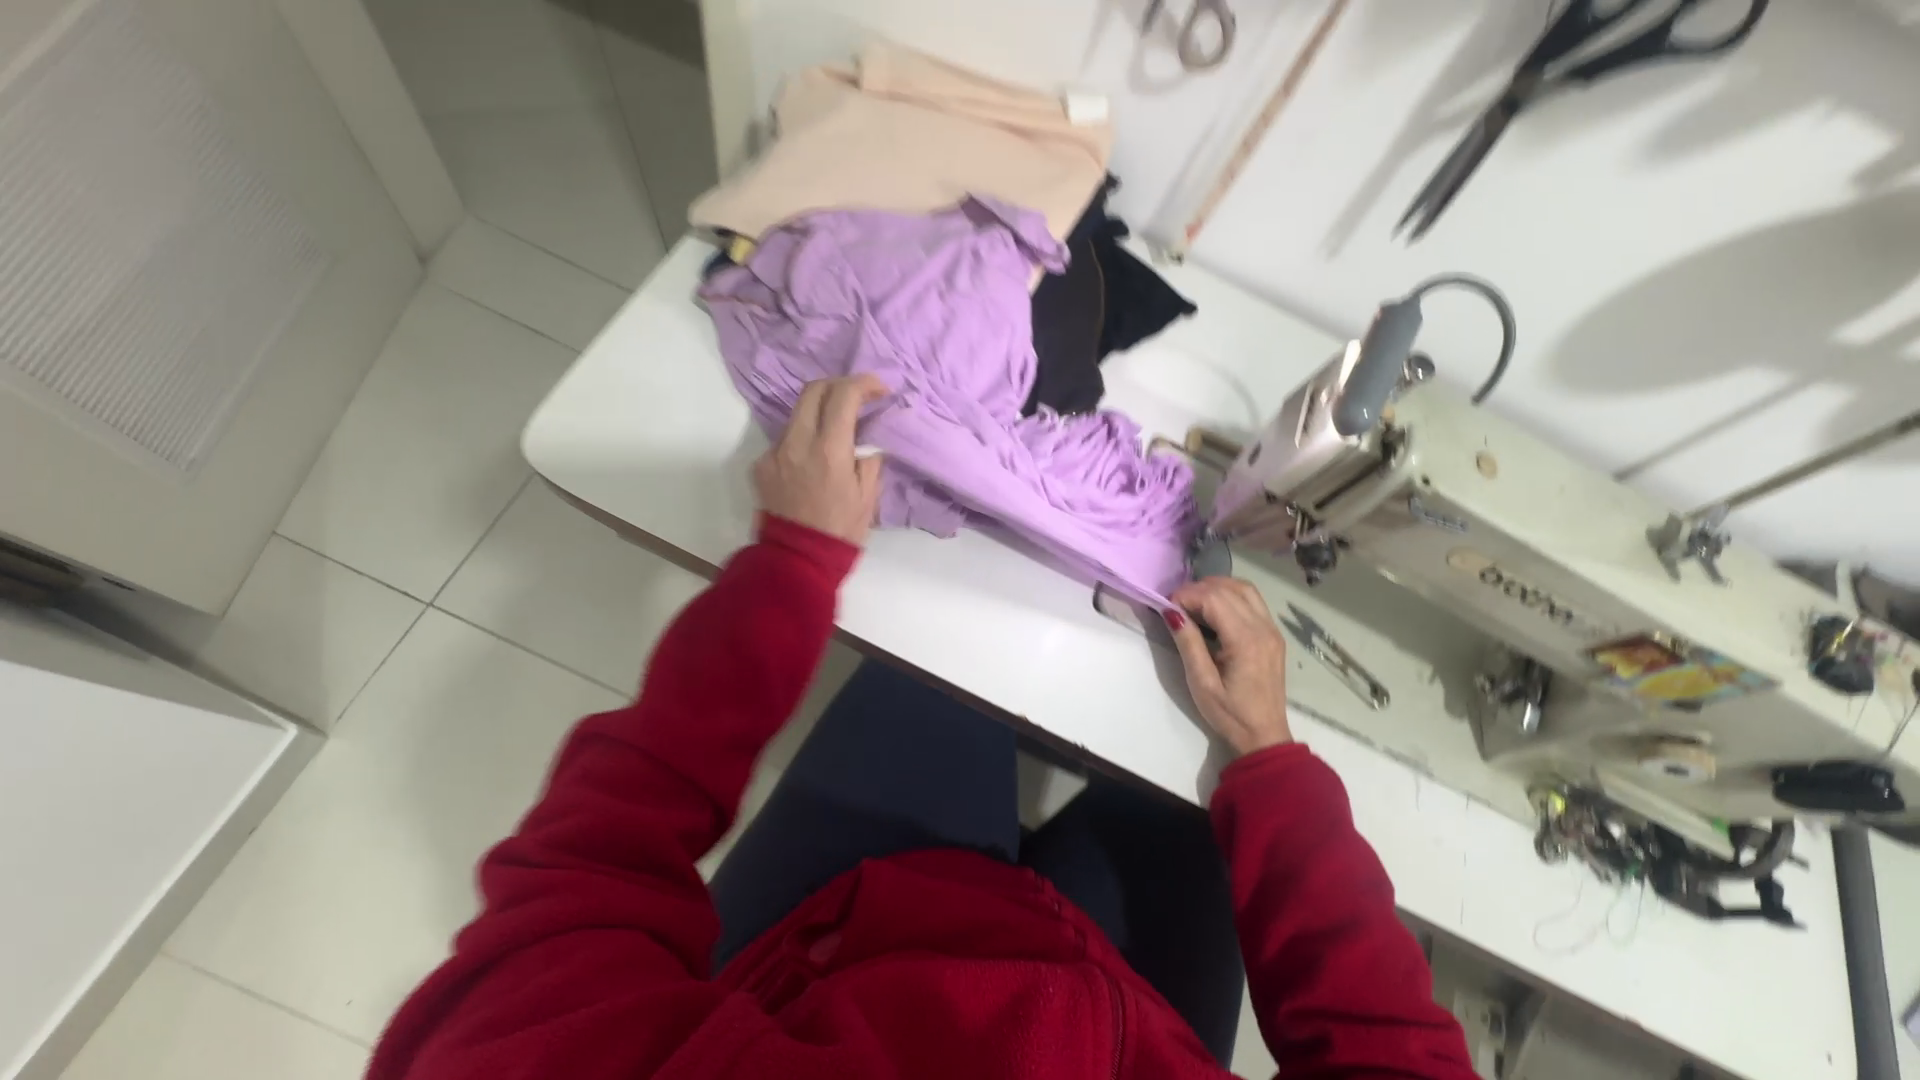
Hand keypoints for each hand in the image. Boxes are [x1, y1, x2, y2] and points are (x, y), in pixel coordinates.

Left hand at [754, 375, 888, 545]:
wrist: (796, 560)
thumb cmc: (840, 532)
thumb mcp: (867, 497)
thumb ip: (868, 462)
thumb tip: (865, 445)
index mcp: (829, 450)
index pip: (843, 395)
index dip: (864, 383)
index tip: (879, 389)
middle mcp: (798, 443)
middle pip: (814, 390)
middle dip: (838, 386)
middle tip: (856, 397)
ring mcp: (775, 453)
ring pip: (797, 415)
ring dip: (819, 414)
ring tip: (836, 434)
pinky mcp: (761, 466)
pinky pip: (785, 441)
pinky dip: (803, 442)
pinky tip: (813, 464)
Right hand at [1165, 577, 1291, 756]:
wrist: (1264, 735)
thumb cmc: (1229, 714)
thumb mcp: (1201, 682)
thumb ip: (1188, 643)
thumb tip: (1171, 612)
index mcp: (1246, 641)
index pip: (1214, 598)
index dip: (1187, 595)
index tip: (1167, 607)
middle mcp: (1263, 628)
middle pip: (1229, 589)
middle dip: (1198, 590)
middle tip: (1176, 605)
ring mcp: (1272, 630)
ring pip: (1244, 589)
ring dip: (1217, 588)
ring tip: (1194, 603)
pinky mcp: (1273, 634)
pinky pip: (1253, 601)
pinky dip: (1231, 595)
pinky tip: (1214, 609)